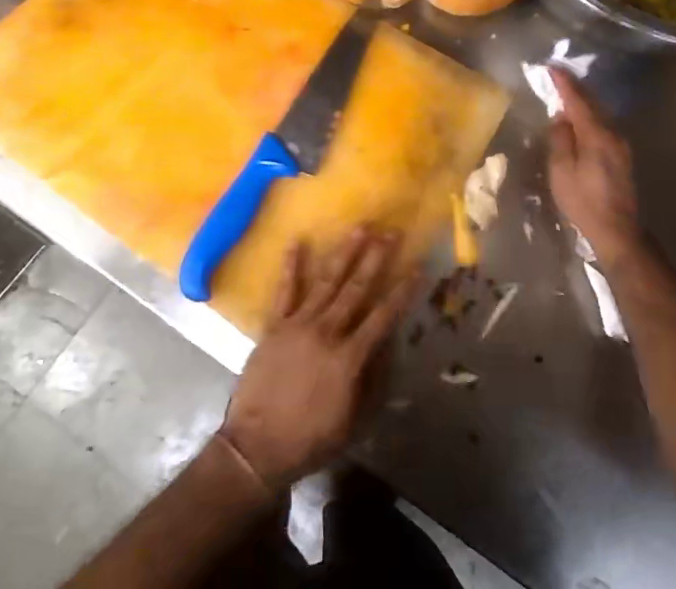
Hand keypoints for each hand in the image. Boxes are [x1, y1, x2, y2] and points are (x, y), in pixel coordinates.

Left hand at [218, 229, 415, 490]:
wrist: (257, 447)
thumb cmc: (312, 439)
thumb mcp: (355, 420)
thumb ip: (374, 380)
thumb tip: (388, 346)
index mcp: (350, 358)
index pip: (384, 316)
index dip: (403, 292)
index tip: (418, 268)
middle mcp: (327, 333)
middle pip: (357, 289)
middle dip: (377, 259)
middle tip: (391, 232)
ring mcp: (298, 325)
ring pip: (327, 282)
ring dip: (344, 253)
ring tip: (359, 228)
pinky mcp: (274, 326)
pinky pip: (285, 291)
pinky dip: (292, 266)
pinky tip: (298, 242)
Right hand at [547, 69, 642, 270]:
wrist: (617, 229)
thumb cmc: (583, 201)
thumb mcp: (561, 170)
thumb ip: (560, 139)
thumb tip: (560, 118)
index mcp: (596, 134)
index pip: (578, 101)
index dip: (564, 84)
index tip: (551, 68)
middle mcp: (613, 133)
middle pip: (593, 104)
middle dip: (575, 89)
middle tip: (557, 77)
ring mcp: (621, 145)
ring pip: (600, 115)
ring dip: (583, 103)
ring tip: (565, 96)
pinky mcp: (622, 156)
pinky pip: (603, 126)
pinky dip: (590, 118)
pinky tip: (580, 121)